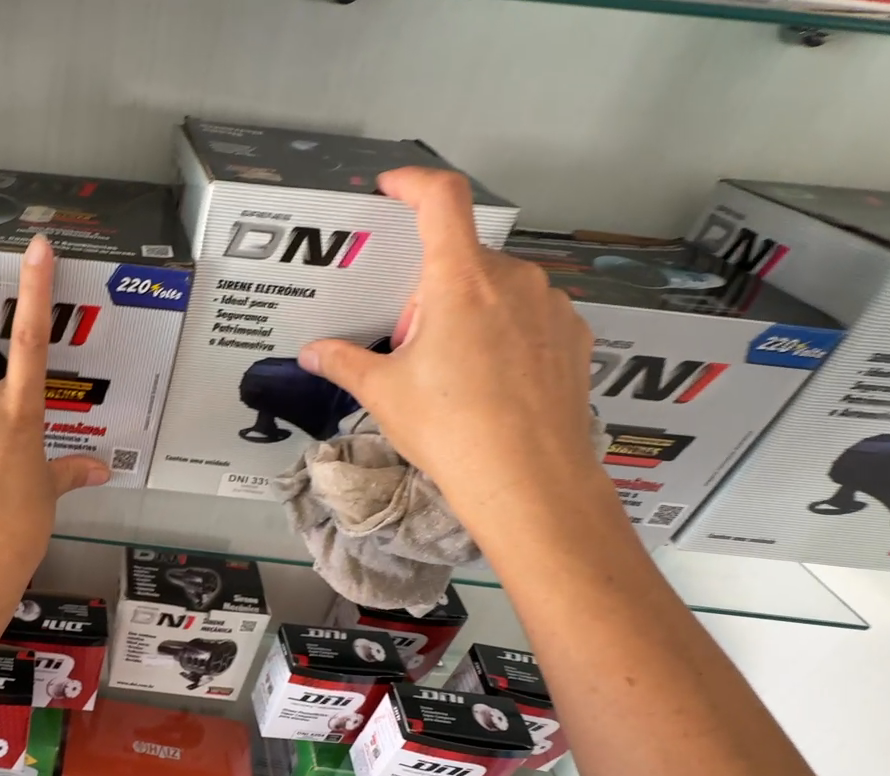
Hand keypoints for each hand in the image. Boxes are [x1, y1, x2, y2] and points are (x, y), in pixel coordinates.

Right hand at [295, 168, 607, 536]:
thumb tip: (314, 352)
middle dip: (428, 294)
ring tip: (451, 375)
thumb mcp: (382, 393)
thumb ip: (344, 362)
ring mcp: (551, 306)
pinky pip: (528, 317)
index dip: (413, 183)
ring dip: (465, 314)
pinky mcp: (574, 336)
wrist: (528, 479)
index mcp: (461, 281)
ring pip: (496, 291)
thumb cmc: (451, 428)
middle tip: (410, 348)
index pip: (441, 200)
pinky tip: (489, 384)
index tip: (392, 186)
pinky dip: (501, 334)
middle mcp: (513, 280)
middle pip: (460, 262)